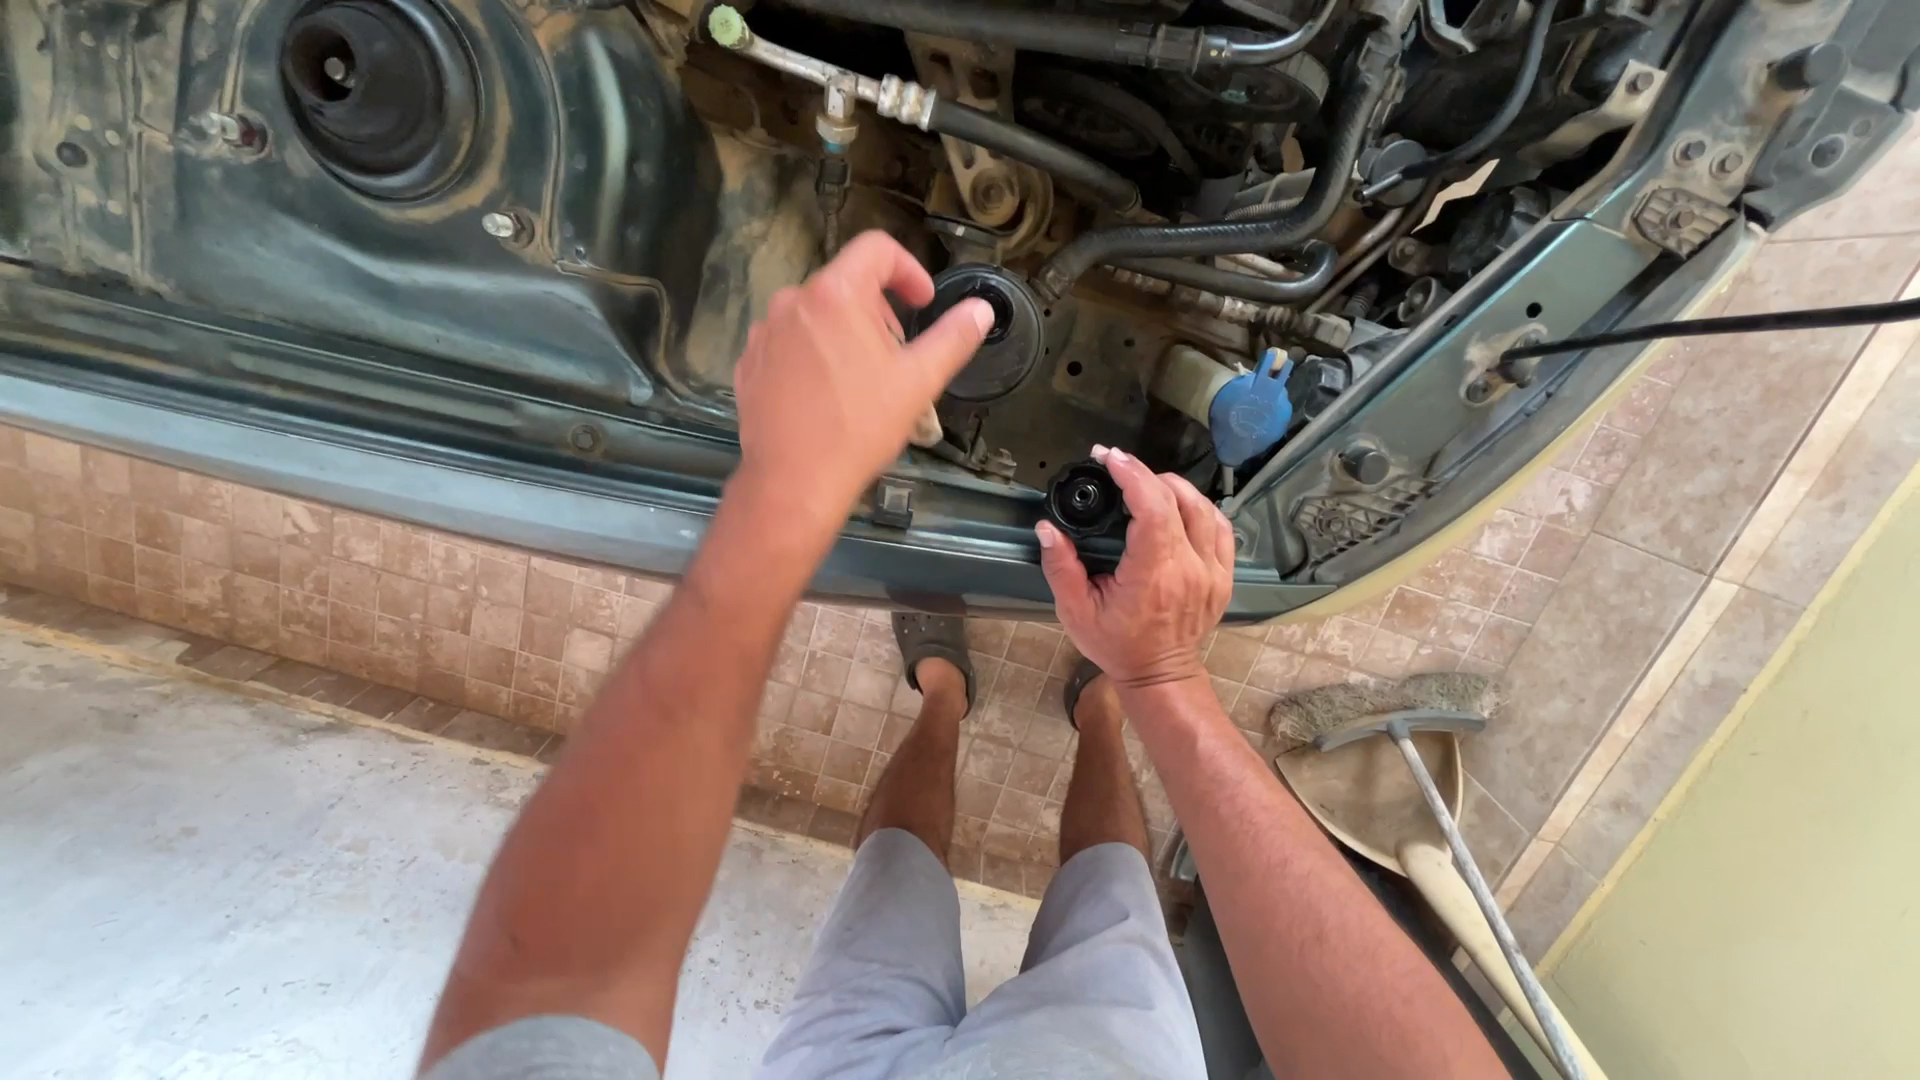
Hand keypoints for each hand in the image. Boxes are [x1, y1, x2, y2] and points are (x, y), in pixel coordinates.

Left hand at [732, 230, 991, 513]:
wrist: (794, 481)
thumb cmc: (860, 428)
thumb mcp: (919, 382)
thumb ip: (953, 338)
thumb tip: (982, 310)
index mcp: (835, 294)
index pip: (876, 249)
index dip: (909, 270)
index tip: (923, 303)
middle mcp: (792, 301)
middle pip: (846, 283)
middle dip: (879, 311)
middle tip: (896, 357)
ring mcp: (765, 332)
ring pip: (816, 314)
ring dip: (845, 333)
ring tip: (861, 381)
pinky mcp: (749, 362)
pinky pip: (789, 342)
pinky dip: (813, 355)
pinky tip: (826, 395)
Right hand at [1036, 445, 1233, 688]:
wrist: (1159, 674)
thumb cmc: (1116, 645)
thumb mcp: (1075, 611)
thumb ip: (1060, 567)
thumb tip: (1047, 529)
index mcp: (1153, 574)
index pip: (1152, 508)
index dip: (1131, 474)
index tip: (1108, 457)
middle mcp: (1189, 568)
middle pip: (1179, 500)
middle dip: (1146, 474)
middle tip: (1118, 467)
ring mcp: (1212, 572)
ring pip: (1205, 508)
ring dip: (1175, 488)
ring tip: (1147, 483)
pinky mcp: (1223, 577)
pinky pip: (1221, 528)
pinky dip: (1201, 508)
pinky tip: (1180, 505)